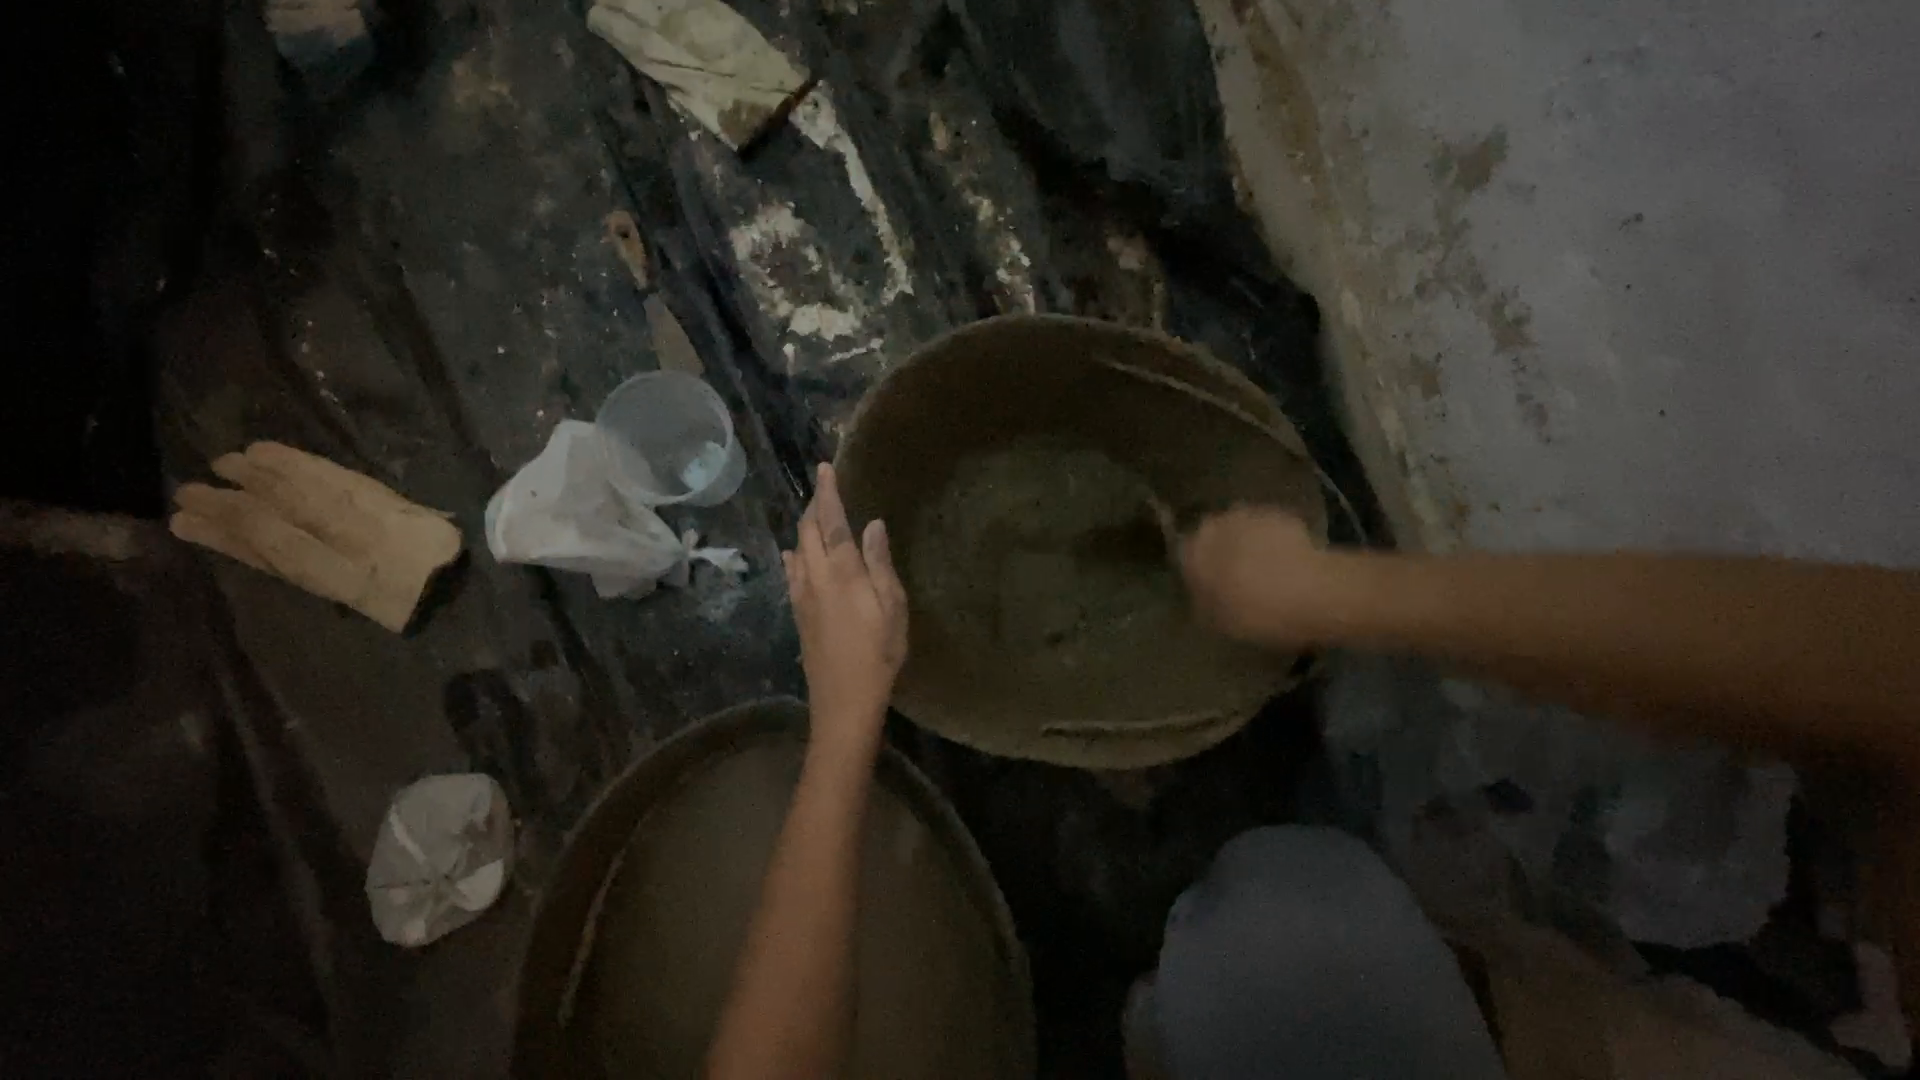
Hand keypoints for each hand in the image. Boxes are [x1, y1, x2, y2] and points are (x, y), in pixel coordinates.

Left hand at [786, 463, 908, 756]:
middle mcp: (814, 577)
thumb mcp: (892, 608)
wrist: (843, 700)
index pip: (830, 521)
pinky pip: (791, 572)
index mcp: (841, 572)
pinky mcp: (797, 614)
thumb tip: (873, 525)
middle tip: (824, 490)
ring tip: (814, 517)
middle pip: (806, 531)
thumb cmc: (878, 654)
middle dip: (812, 506)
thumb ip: (880, 563)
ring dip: (803, 528)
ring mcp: (801, 596)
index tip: (825, 467)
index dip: (827, 493)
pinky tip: (795, 555)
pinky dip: (795, 553)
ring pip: (796, 550)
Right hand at [1179, 506, 1327, 647]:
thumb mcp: (1217, 623)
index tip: (1207, 587)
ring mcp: (1252, 514)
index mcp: (1192, 550)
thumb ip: (1201, 604)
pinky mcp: (1286, 515)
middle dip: (1221, 552)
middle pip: (1212, 537)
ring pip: (1241, 530)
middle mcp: (1215, 524)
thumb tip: (1198, 597)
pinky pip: (1271, 530)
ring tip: (1264, 571)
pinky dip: (1275, 543)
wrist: (1315, 592)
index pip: (1183, 555)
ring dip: (1248, 545)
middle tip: (1235, 579)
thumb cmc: (1255, 612)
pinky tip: (1288, 566)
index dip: (1195, 571)